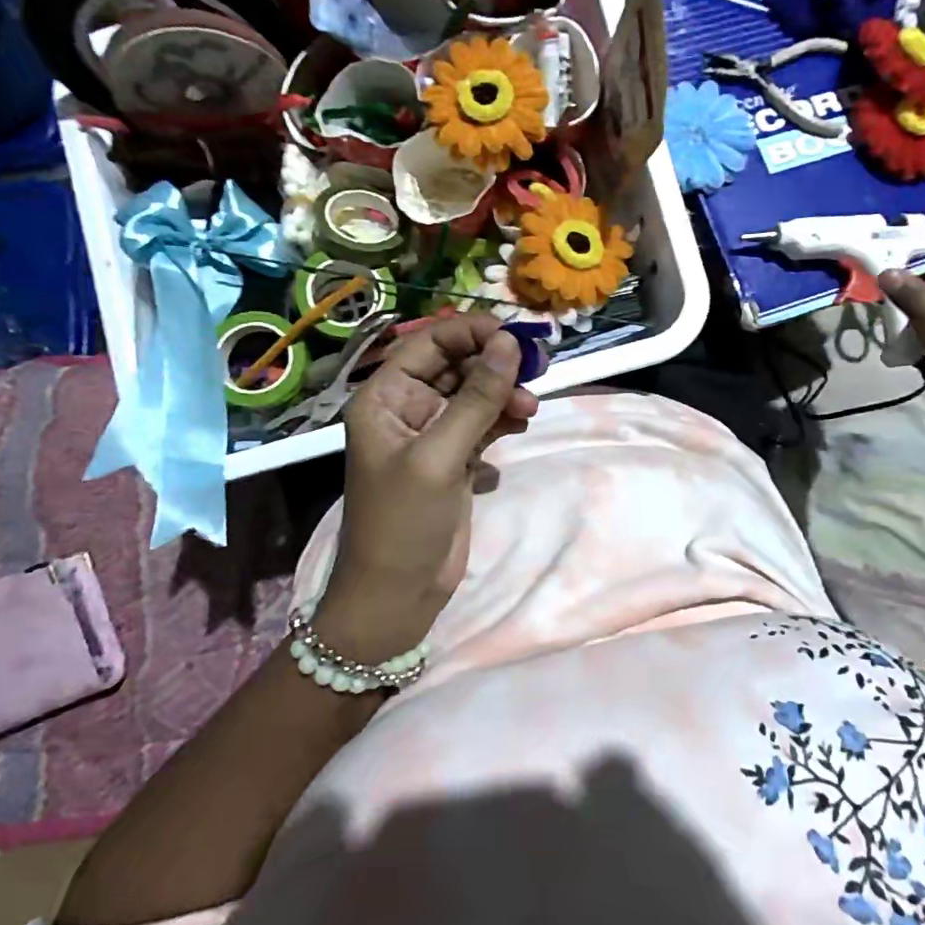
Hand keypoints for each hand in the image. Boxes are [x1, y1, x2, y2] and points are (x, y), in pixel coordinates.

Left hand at [316, 315, 538, 659]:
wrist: (397, 592)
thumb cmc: (403, 520)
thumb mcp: (439, 455)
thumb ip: (477, 399)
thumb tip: (510, 345)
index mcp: (385, 397)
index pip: (430, 343)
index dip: (472, 333)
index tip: (517, 337)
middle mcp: (407, 408)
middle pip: (457, 365)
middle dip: (495, 365)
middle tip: (539, 369)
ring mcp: (432, 434)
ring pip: (474, 394)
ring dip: (504, 393)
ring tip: (531, 407)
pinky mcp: (454, 459)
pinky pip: (483, 423)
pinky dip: (503, 418)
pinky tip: (521, 423)